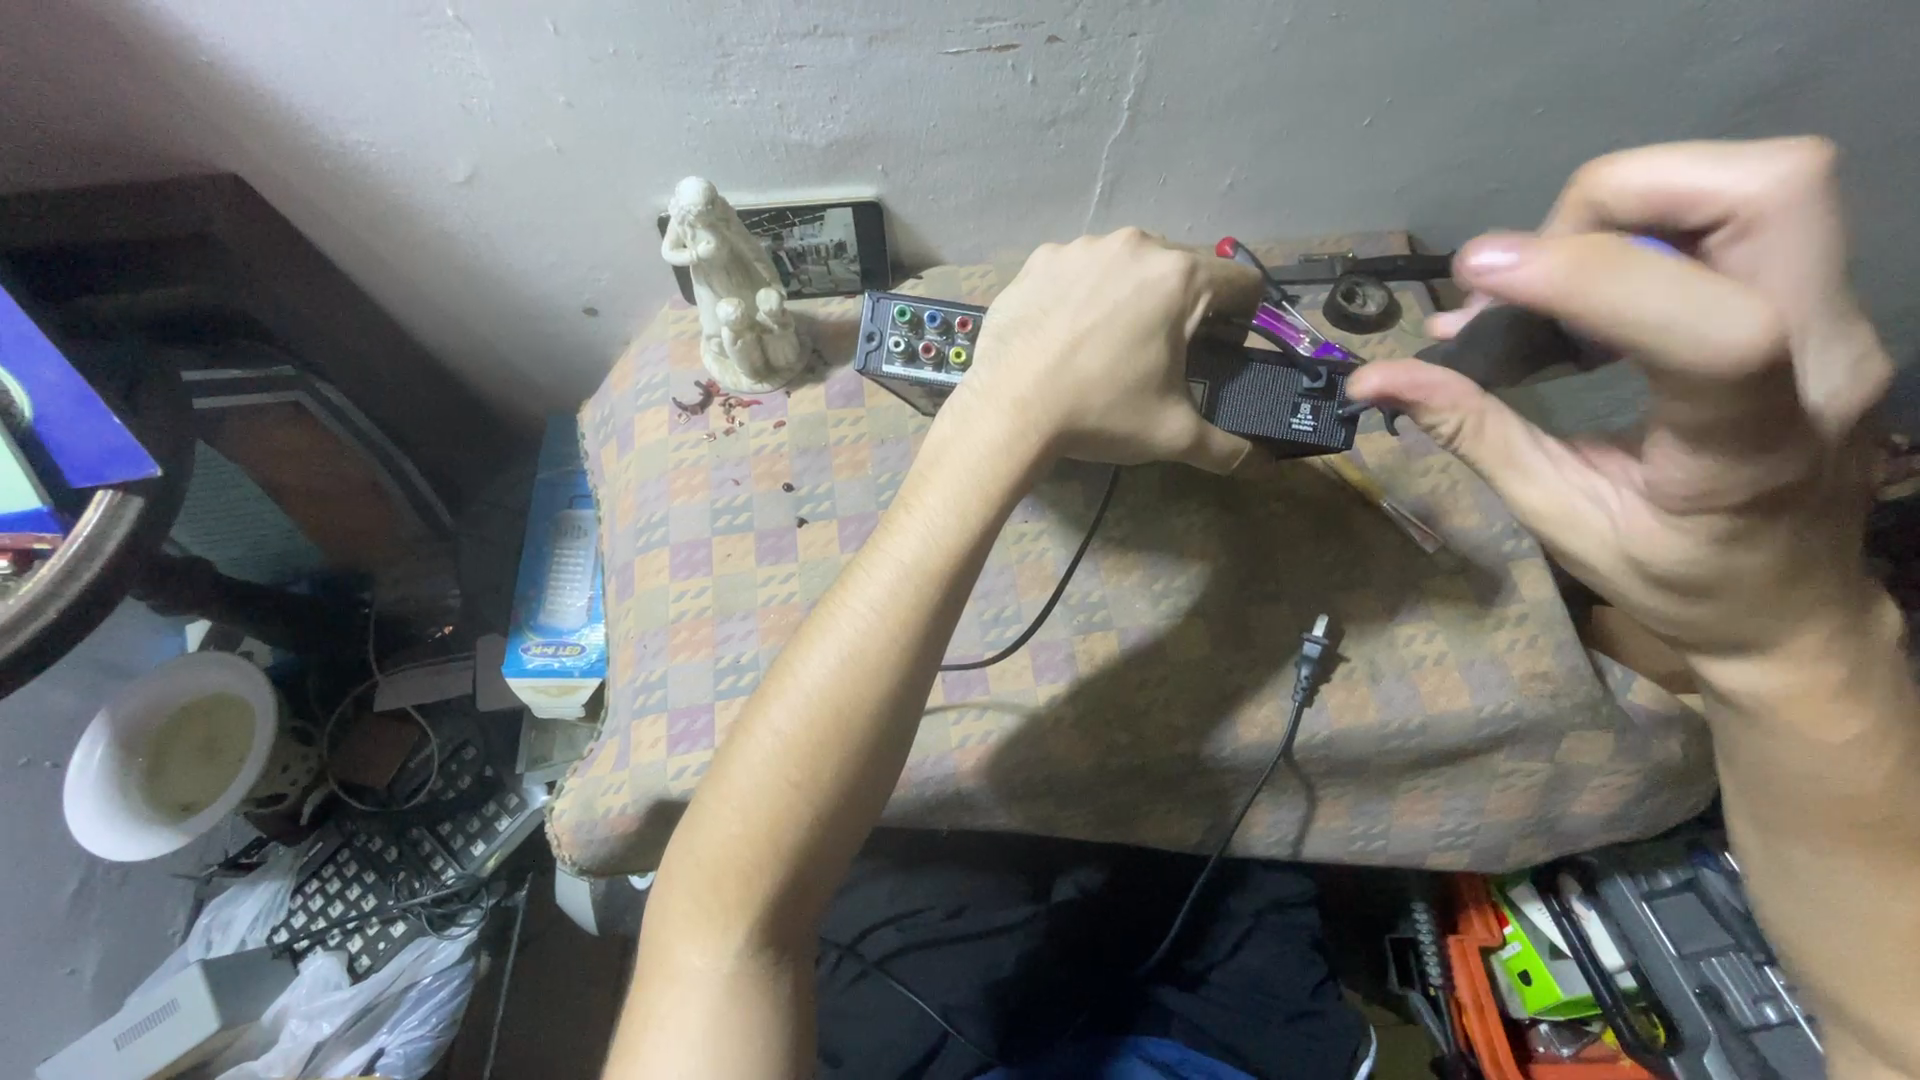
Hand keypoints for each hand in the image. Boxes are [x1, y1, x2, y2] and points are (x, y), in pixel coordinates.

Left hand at [945, 228, 1263, 473]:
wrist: (1009, 411)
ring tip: (1105, 344)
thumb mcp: (1172, 435)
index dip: (1241, 320)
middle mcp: (1135, 245)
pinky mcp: (1038, 261)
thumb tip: (1256, 464)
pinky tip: (1064, 334)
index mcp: (1180, 277)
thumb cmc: (1100, 415)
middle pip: (1181, 269)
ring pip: (1125, 266)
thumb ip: (1225, 447)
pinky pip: (1075, 271)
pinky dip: (1080, 295)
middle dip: (1181, 308)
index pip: (1241, 284)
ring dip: (1128, 296)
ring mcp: (1080, 248)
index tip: (1219, 350)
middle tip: (1158, 354)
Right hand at [1347, 138, 1894, 665]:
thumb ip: (1475, 433)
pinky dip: (1642, 228)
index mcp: (1750, 447)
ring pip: (1767, 184)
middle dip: (1621, 197)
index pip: (1711, 329)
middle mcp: (1824, 358)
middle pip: (1771, 191)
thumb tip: (1376, 379)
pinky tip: (1583, 295)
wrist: (1791, 599)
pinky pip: (1743, 216)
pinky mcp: (1820, 302)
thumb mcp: (1559, 518)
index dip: (1591, 276)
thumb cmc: (1675, 578)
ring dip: (1628, 205)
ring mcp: (1838, 319)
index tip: (1478, 272)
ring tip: (1546, 282)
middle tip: (1530, 266)